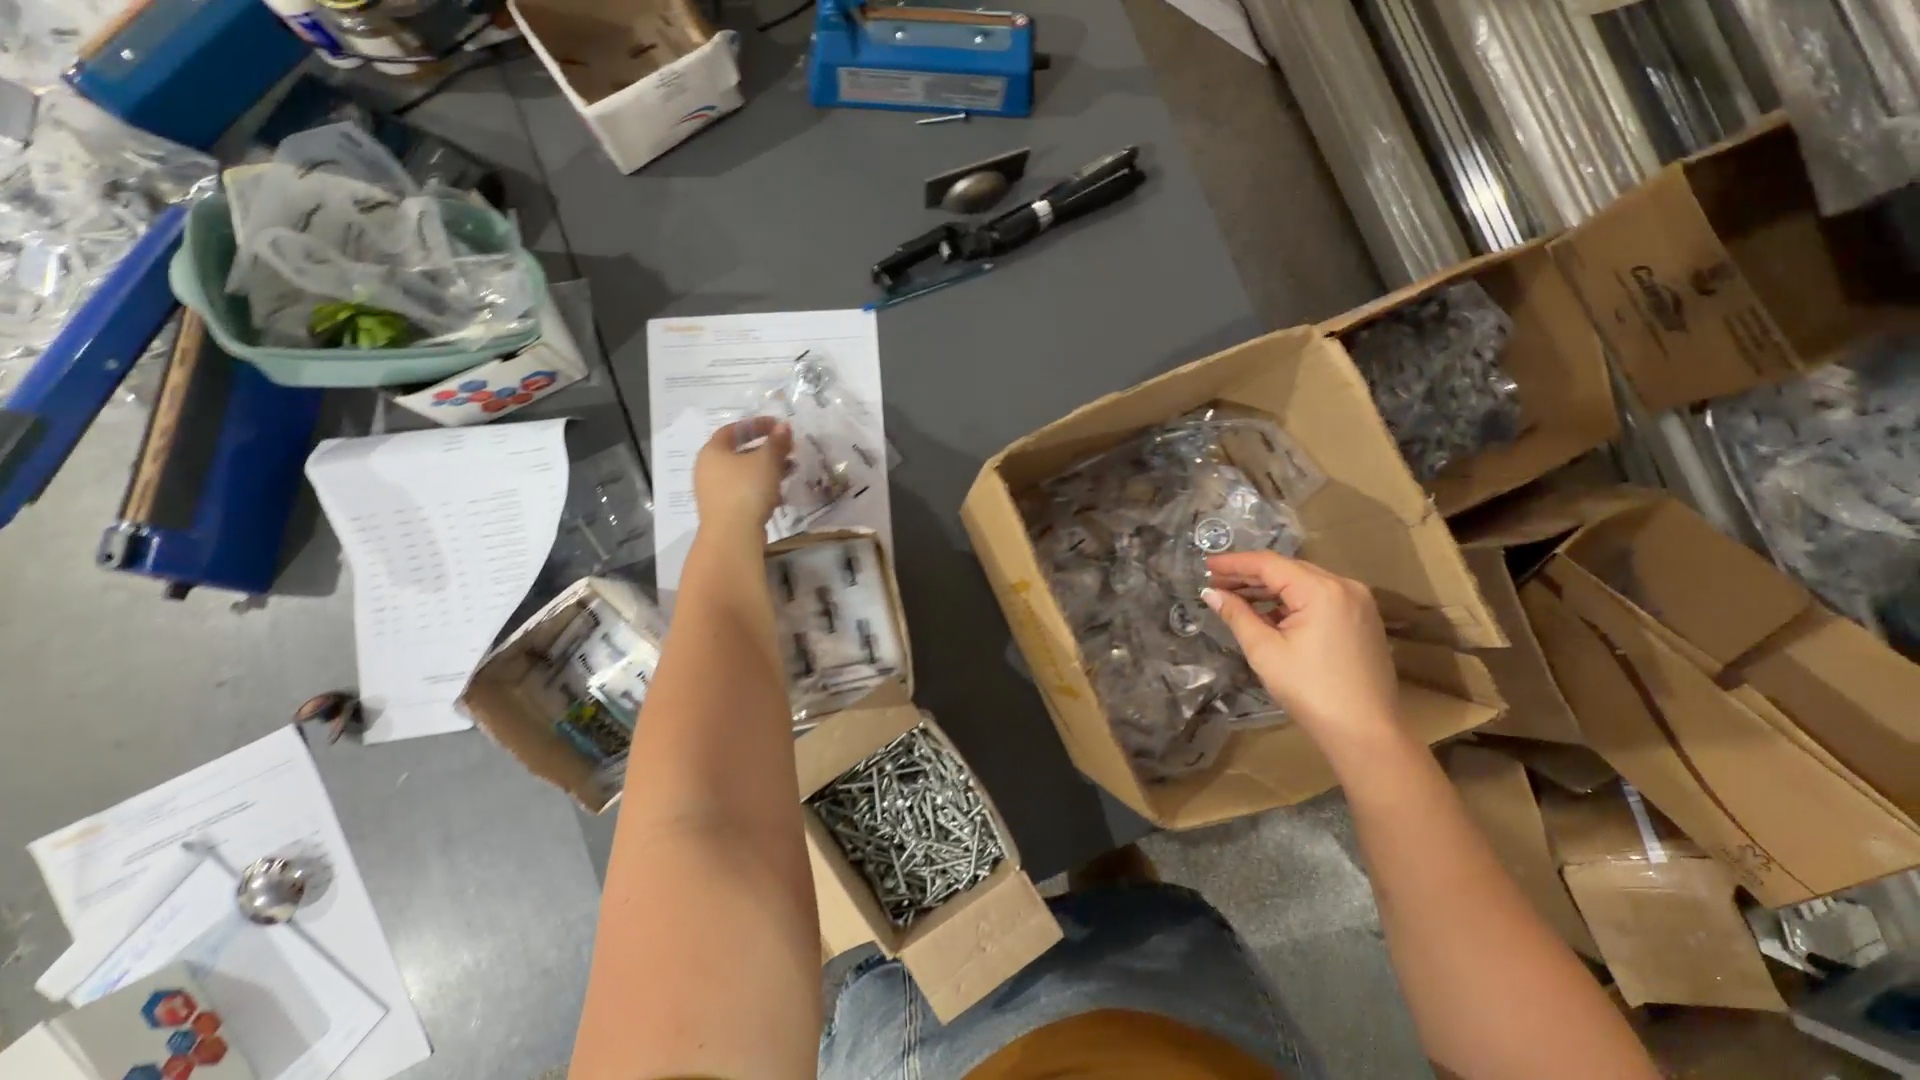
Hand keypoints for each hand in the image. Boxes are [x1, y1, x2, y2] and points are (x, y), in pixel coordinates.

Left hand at [695, 417, 792, 536]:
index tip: (778, 426)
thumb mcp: (767, 460)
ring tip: (790, 471)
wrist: (732, 536)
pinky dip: (762, 489)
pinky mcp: (723, 511)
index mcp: (712, 451)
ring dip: (767, 470)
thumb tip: (784, 426)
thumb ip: (777, 442)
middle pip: (739, 453)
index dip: (756, 425)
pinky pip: (744, 492)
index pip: (733, 430)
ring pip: (744, 474)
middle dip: (766, 449)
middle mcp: (707, 469)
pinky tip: (780, 495)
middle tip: (787, 449)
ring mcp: (714, 492)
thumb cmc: (746, 489)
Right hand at [1202, 551, 1398, 739]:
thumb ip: (1237, 616)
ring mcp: (1358, 602)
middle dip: (1250, 576)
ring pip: (1305, 583)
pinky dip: (1292, 602)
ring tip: (1235, 597)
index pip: (1270, 564)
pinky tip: (1269, 613)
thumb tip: (1211, 593)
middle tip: (1215, 582)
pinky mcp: (1362, 619)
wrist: (1364, 731)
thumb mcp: (1265, 652)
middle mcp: (1345, 586)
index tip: (1205, 565)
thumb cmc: (1310, 691)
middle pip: (1289, 570)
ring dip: (1270, 589)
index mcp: (1322, 590)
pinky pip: (1321, 598)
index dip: (1234, 563)